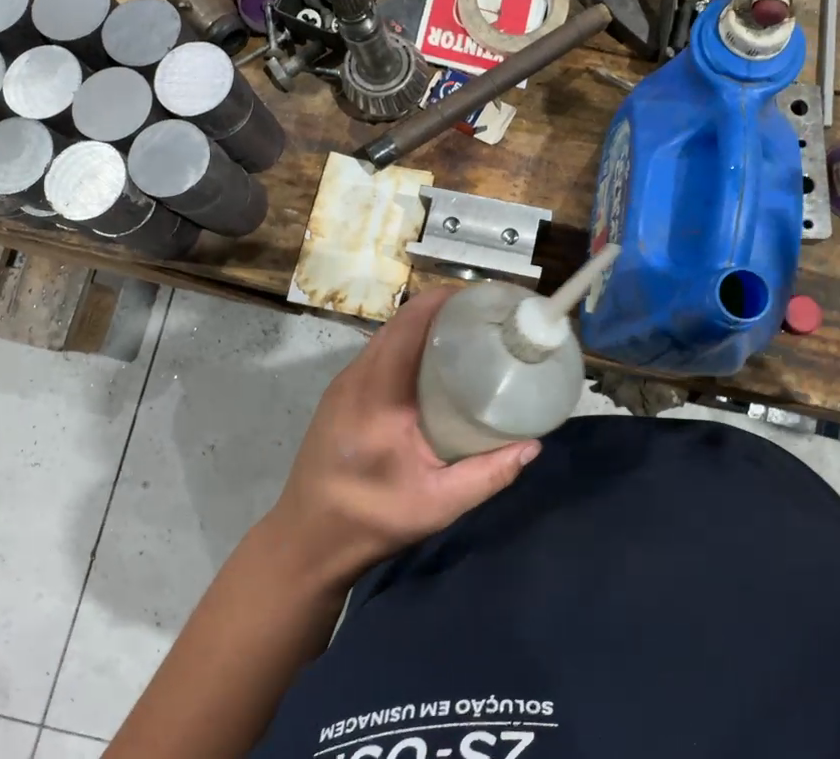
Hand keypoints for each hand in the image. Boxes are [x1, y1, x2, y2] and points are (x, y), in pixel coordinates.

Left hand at [266, 289, 540, 584]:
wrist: (306, 540)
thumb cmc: (371, 520)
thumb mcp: (438, 505)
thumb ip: (488, 475)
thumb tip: (533, 445)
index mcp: (378, 394)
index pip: (411, 323)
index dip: (449, 300)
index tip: (489, 302)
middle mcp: (357, 377)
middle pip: (403, 322)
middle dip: (447, 311)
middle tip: (491, 322)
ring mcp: (345, 384)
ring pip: (390, 336)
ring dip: (428, 328)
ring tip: (472, 339)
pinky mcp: (342, 394)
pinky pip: (381, 354)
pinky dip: (412, 347)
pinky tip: (439, 368)